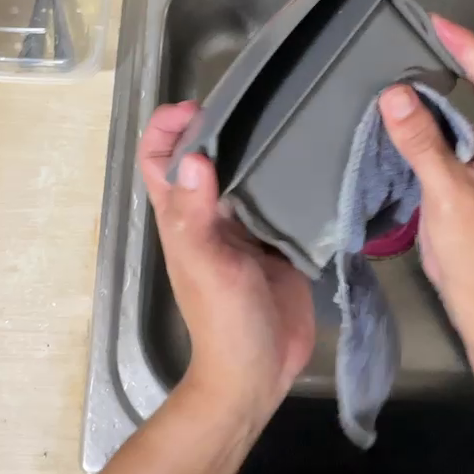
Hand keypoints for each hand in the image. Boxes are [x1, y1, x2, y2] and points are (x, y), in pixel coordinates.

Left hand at [138, 101, 315, 422]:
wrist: (259, 371)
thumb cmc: (225, 321)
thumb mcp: (208, 266)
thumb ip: (197, 216)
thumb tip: (194, 157)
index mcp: (182, 216)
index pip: (160, 159)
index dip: (167, 128)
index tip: (199, 107)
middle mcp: (210, 214)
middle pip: (205, 157)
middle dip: (221, 126)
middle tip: (258, 101)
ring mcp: (245, 227)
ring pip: (244, 174)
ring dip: (258, 148)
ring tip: (291, 119)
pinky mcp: (278, 240)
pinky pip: (279, 200)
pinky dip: (290, 178)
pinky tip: (314, 161)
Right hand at [380, 15, 473, 332]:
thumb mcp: (448, 193)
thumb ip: (423, 142)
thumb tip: (394, 94)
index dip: (472, 53)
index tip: (441, 24)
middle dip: (462, 59)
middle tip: (426, 29)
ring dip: (449, 81)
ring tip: (419, 51)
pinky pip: (459, 126)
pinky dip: (438, 109)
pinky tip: (415, 95)